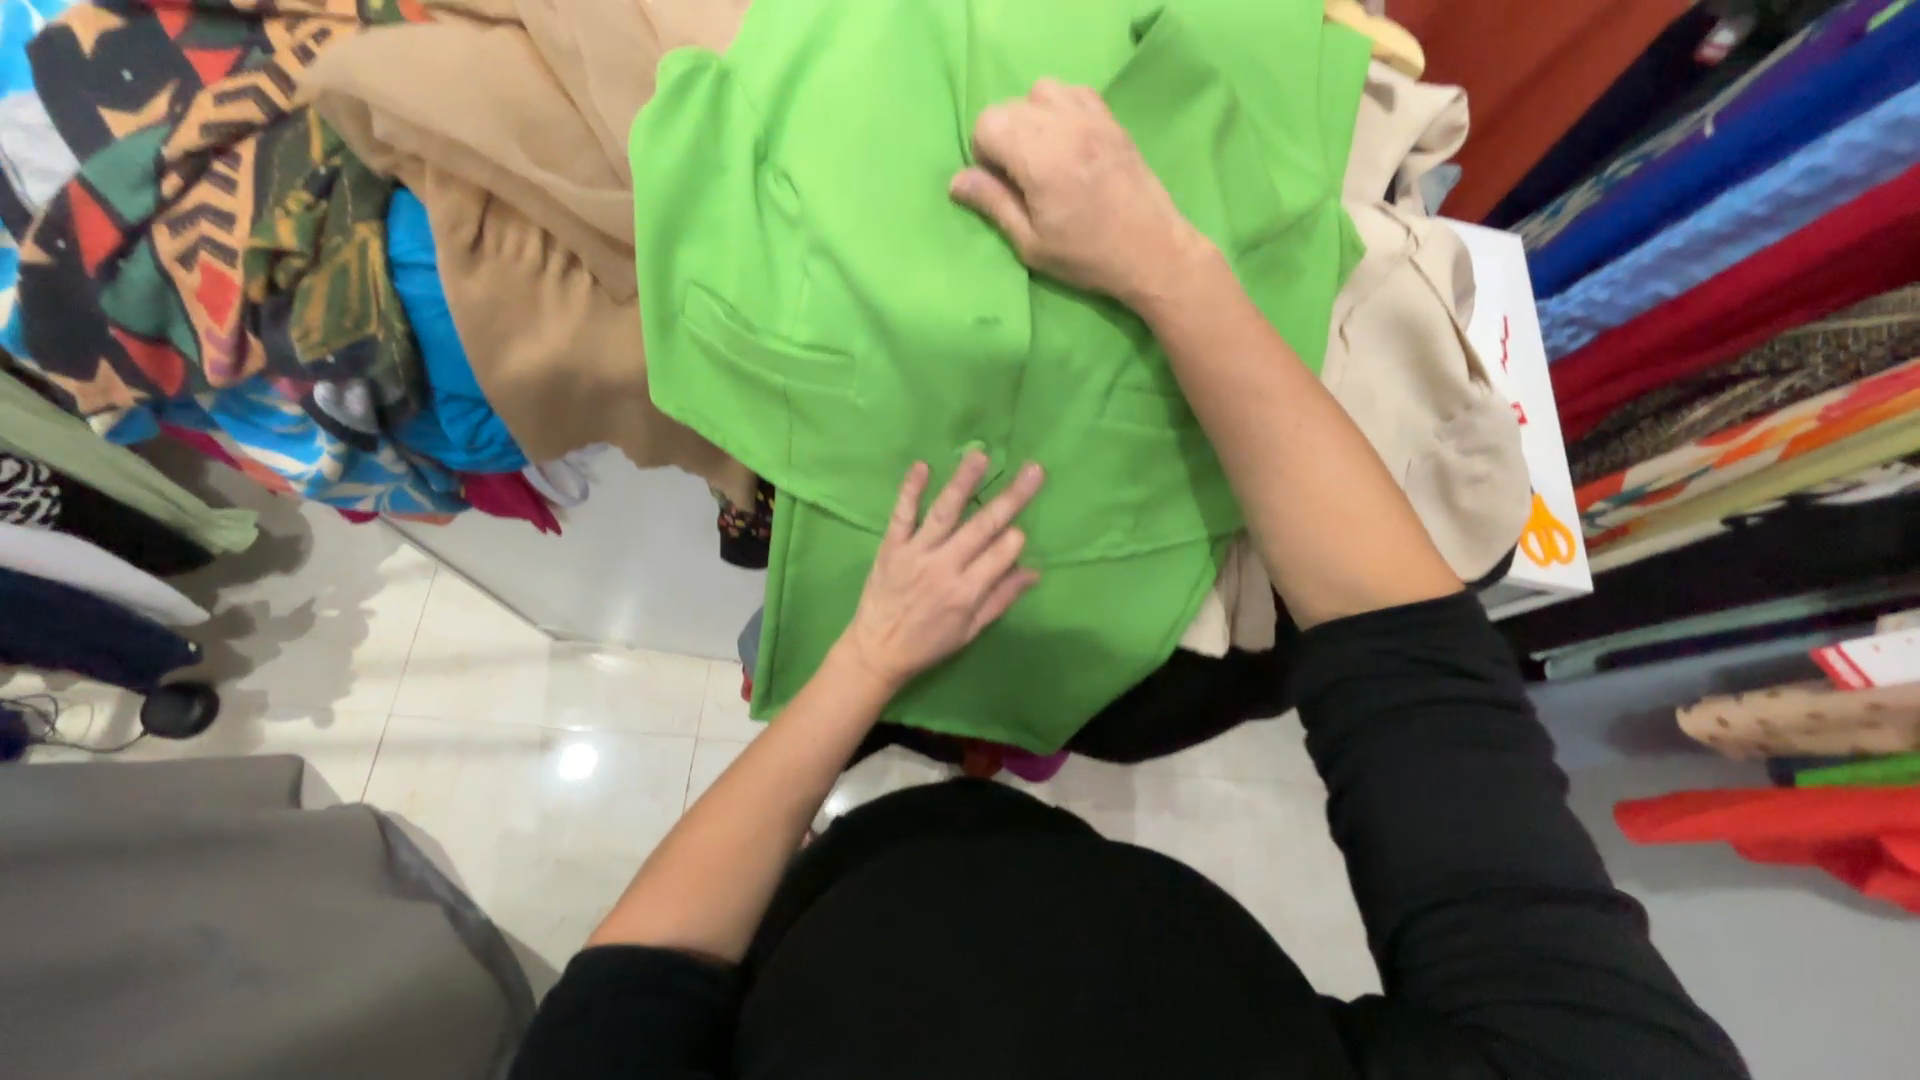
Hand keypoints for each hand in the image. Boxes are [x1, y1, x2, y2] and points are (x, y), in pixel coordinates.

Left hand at [835, 453, 1044, 691]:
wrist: (876, 651)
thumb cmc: (928, 643)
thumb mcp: (971, 630)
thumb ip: (1001, 598)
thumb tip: (1034, 571)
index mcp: (967, 592)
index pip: (1001, 554)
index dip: (1015, 540)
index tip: (1020, 531)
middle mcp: (944, 567)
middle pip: (983, 526)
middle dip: (1012, 497)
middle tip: (1034, 469)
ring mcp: (916, 553)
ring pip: (945, 512)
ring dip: (964, 482)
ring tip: (980, 456)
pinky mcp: (891, 547)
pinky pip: (902, 514)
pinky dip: (911, 490)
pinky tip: (922, 466)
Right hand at [950, 78, 1214, 310]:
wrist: (1152, 251)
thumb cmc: (1087, 257)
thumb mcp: (1031, 243)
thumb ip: (993, 204)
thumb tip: (957, 181)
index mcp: (1040, 158)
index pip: (988, 123)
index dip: (984, 155)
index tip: (1000, 186)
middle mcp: (1064, 125)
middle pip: (1009, 106)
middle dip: (1003, 138)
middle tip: (1021, 179)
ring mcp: (1091, 117)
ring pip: (1040, 92)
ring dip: (1031, 119)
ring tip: (1042, 157)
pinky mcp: (1110, 119)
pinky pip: (1072, 92)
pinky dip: (1059, 110)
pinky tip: (1066, 144)